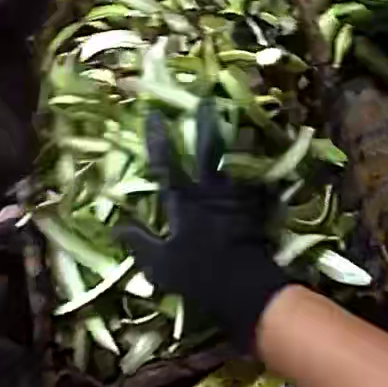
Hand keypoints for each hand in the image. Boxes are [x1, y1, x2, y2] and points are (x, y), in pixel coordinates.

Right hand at [119, 100, 290, 351]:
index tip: (153, 114)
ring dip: (240, 139)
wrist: (244, 285)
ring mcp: (237, 195)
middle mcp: (210, 190)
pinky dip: (264, 170)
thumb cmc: (197, 276)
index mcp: (184, 201)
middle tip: (206, 101)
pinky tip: (270, 159)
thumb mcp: (159, 265)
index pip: (166, 164)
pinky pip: (262, 181)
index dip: (158, 139)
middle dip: (205, 124)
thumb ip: (139, 241)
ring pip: (238, 158)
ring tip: (244, 119)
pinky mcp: (257, 204)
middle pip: (207, 149)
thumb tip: (117, 223)